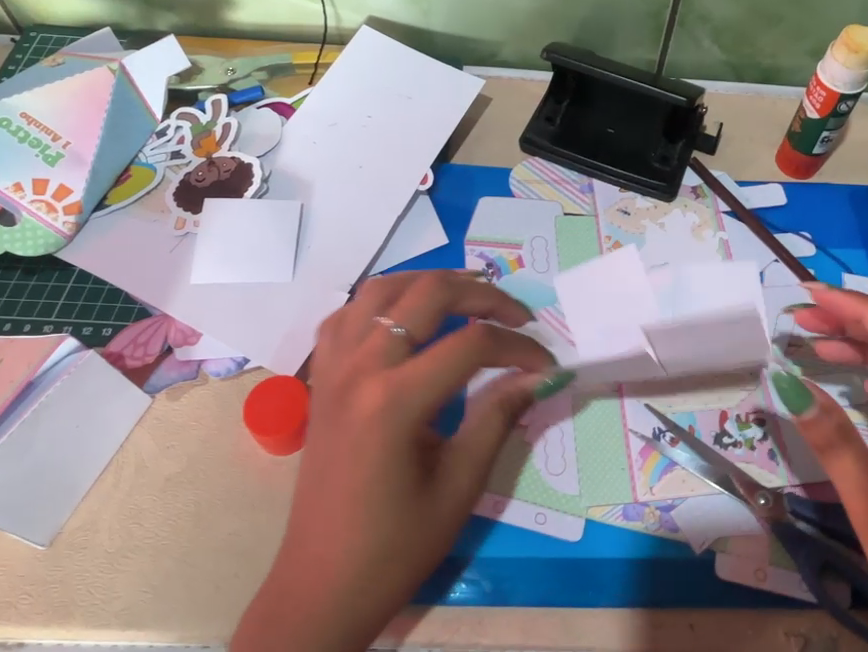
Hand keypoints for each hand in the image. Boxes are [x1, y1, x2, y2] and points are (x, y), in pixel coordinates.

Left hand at [235, 271, 565, 651]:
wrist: (323, 584)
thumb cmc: (396, 546)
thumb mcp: (460, 486)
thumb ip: (499, 416)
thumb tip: (542, 374)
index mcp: (395, 400)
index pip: (472, 344)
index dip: (519, 346)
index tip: (547, 363)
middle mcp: (360, 368)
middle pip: (427, 294)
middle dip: (482, 295)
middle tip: (517, 316)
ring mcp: (333, 368)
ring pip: (381, 289)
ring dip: (429, 283)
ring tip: (467, 298)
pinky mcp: (321, 378)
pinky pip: (347, 314)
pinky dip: (381, 302)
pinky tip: (406, 318)